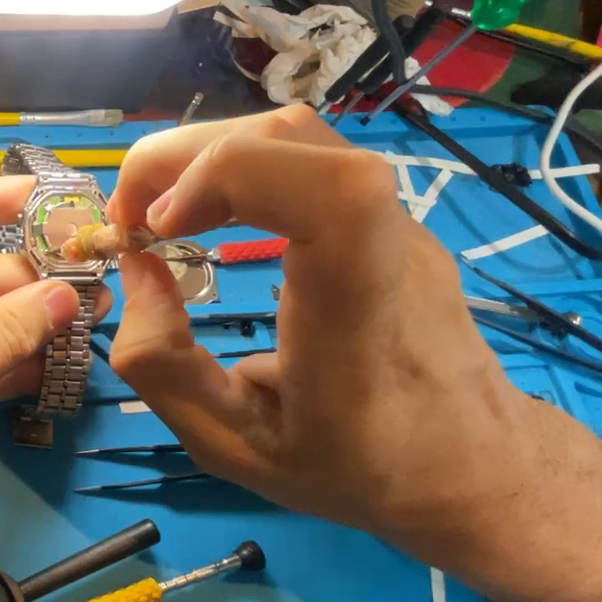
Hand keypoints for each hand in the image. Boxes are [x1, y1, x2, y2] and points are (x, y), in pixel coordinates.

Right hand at [107, 108, 573, 559]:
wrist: (474, 466)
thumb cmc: (355, 467)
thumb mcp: (231, 448)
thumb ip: (164, 366)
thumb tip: (138, 269)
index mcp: (357, 308)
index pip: (325, 189)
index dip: (224, 178)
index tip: (155, 233)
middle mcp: (386, 244)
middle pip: (290, 138)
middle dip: (181, 159)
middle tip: (127, 217)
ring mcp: (394, 221)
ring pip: (295, 134)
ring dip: (203, 156)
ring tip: (156, 211)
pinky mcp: (385, 218)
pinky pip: (305, 157)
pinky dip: (234, 166)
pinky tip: (204, 214)